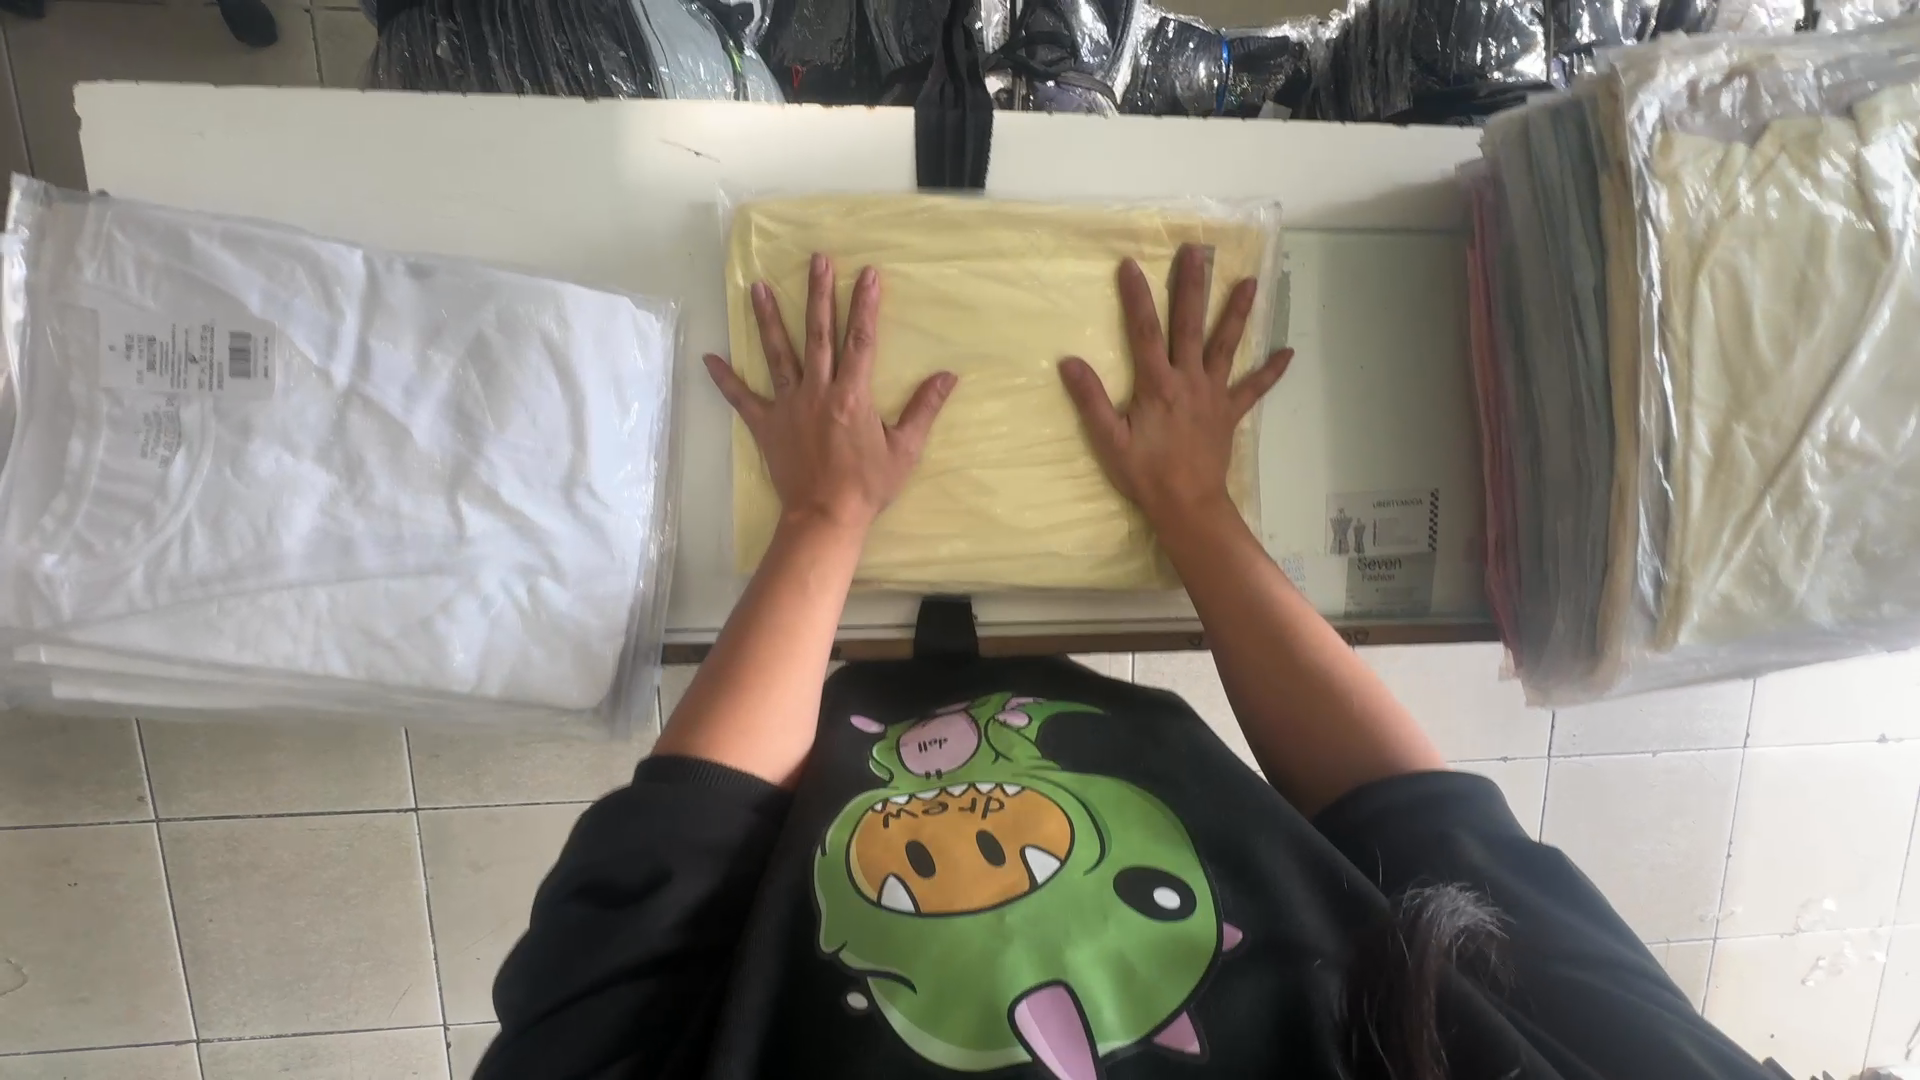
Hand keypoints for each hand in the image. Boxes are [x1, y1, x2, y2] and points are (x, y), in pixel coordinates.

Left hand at [706, 253, 956, 533]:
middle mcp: (818, 391)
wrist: (826, 516)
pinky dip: (726, 380)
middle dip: (820, 295)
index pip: (861, 340)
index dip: (867, 305)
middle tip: (817, 260)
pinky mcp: (767, 425)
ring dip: (769, 320)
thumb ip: (924, 409)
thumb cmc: (868, 486)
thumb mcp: (905, 450)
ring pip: (778, 355)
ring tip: (759, 287)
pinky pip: (742, 399)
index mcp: (852, 395)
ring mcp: (789, 406)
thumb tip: (948, 377)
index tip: (868, 273)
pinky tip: (710, 358)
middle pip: (819, 334)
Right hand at [1059, 243, 1291, 526]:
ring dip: (1237, 313)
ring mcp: (1213, 394)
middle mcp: (1188, 380)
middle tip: (1198, 250)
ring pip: (1226, 346)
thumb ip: (1090, 399)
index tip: (1130, 265)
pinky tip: (1287, 353)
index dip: (1136, 297)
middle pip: (1190, 325)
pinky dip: (1270, 372)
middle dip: (1192, 286)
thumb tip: (1068, 362)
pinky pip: (1253, 389)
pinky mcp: (1229, 413)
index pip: (1143, 331)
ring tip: (1250, 281)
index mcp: (1156, 384)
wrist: (1186, 504)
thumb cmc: (1144, 473)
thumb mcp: (1108, 439)